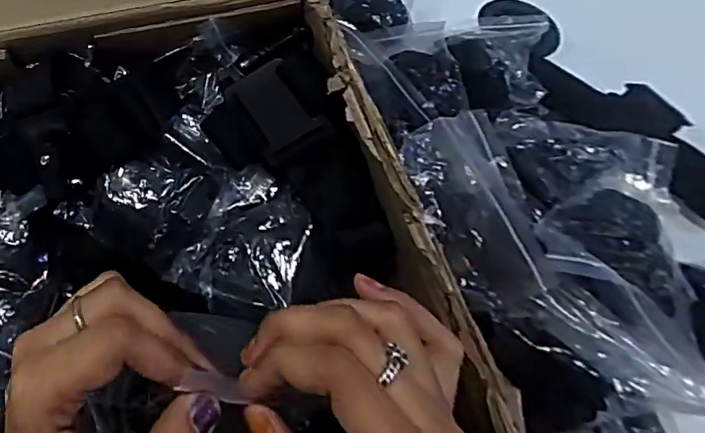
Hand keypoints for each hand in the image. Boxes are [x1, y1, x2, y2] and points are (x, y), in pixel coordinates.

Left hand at [6, 271, 217, 432]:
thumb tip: (205, 401)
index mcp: (41, 381)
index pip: (113, 337)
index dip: (165, 354)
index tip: (204, 385)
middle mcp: (36, 342)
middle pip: (111, 298)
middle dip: (163, 329)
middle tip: (202, 370)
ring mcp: (41, 332)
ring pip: (105, 290)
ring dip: (151, 319)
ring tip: (184, 360)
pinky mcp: (50, 334)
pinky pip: (96, 302)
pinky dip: (133, 317)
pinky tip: (156, 351)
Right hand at [237, 275, 465, 432]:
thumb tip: (258, 407)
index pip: (337, 368)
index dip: (281, 363)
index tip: (248, 386)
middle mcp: (434, 419)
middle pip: (355, 331)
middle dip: (292, 329)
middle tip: (255, 358)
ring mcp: (450, 411)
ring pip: (391, 321)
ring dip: (330, 310)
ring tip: (290, 330)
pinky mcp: (456, 413)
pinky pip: (436, 342)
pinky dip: (397, 304)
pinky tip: (362, 285)